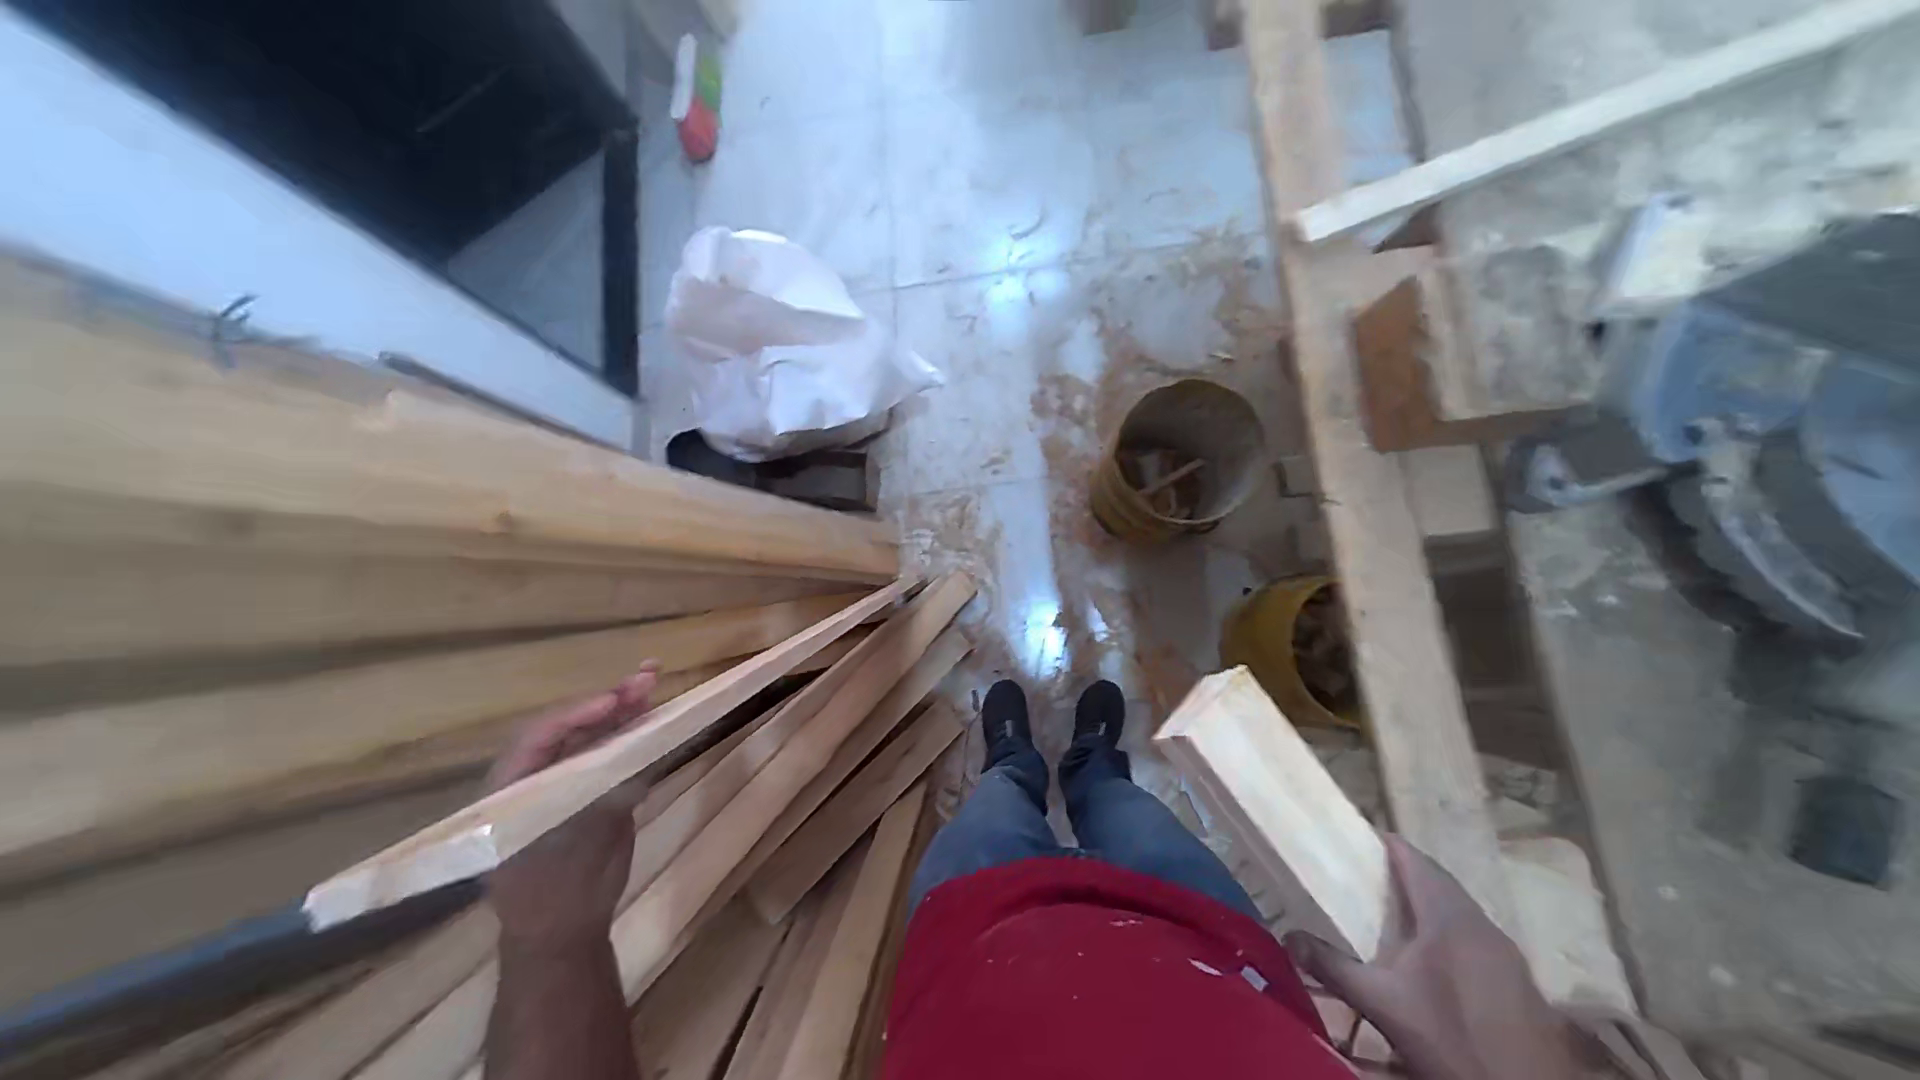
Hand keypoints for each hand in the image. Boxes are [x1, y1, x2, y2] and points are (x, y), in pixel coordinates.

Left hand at [488, 667, 658, 948]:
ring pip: (591, 737)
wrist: (562, 936)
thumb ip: (603, 805)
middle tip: (645, 675)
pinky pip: (608, 755)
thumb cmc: (558, 898)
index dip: (578, 715)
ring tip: (650, 679)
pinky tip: (650, 713)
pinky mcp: (588, 791)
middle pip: (569, 730)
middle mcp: (535, 779)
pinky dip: (629, 733)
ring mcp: (563, 784)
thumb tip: (634, 759)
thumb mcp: (578, 854)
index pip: (539, 739)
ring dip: (621, 709)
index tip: (614, 700)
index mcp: (510, 792)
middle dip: (607, 702)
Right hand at [1286, 836, 1581, 1079]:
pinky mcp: (1519, 981)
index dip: (1381, 842)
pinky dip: (1443, 927)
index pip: (1413, 858)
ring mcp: (1507, 953)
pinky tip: (1426, 955)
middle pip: (1436, 879)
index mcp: (1449, 917)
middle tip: (1358, 872)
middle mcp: (1482, 924)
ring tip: (1384, 909)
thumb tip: (1289, 937)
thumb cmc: (1452, 1040)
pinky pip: (1473, 933)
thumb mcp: (1383, 1005)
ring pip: (1457, 907)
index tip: (1349, 837)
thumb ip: (1334, 967)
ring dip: (1422, 899)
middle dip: (1398, 870)